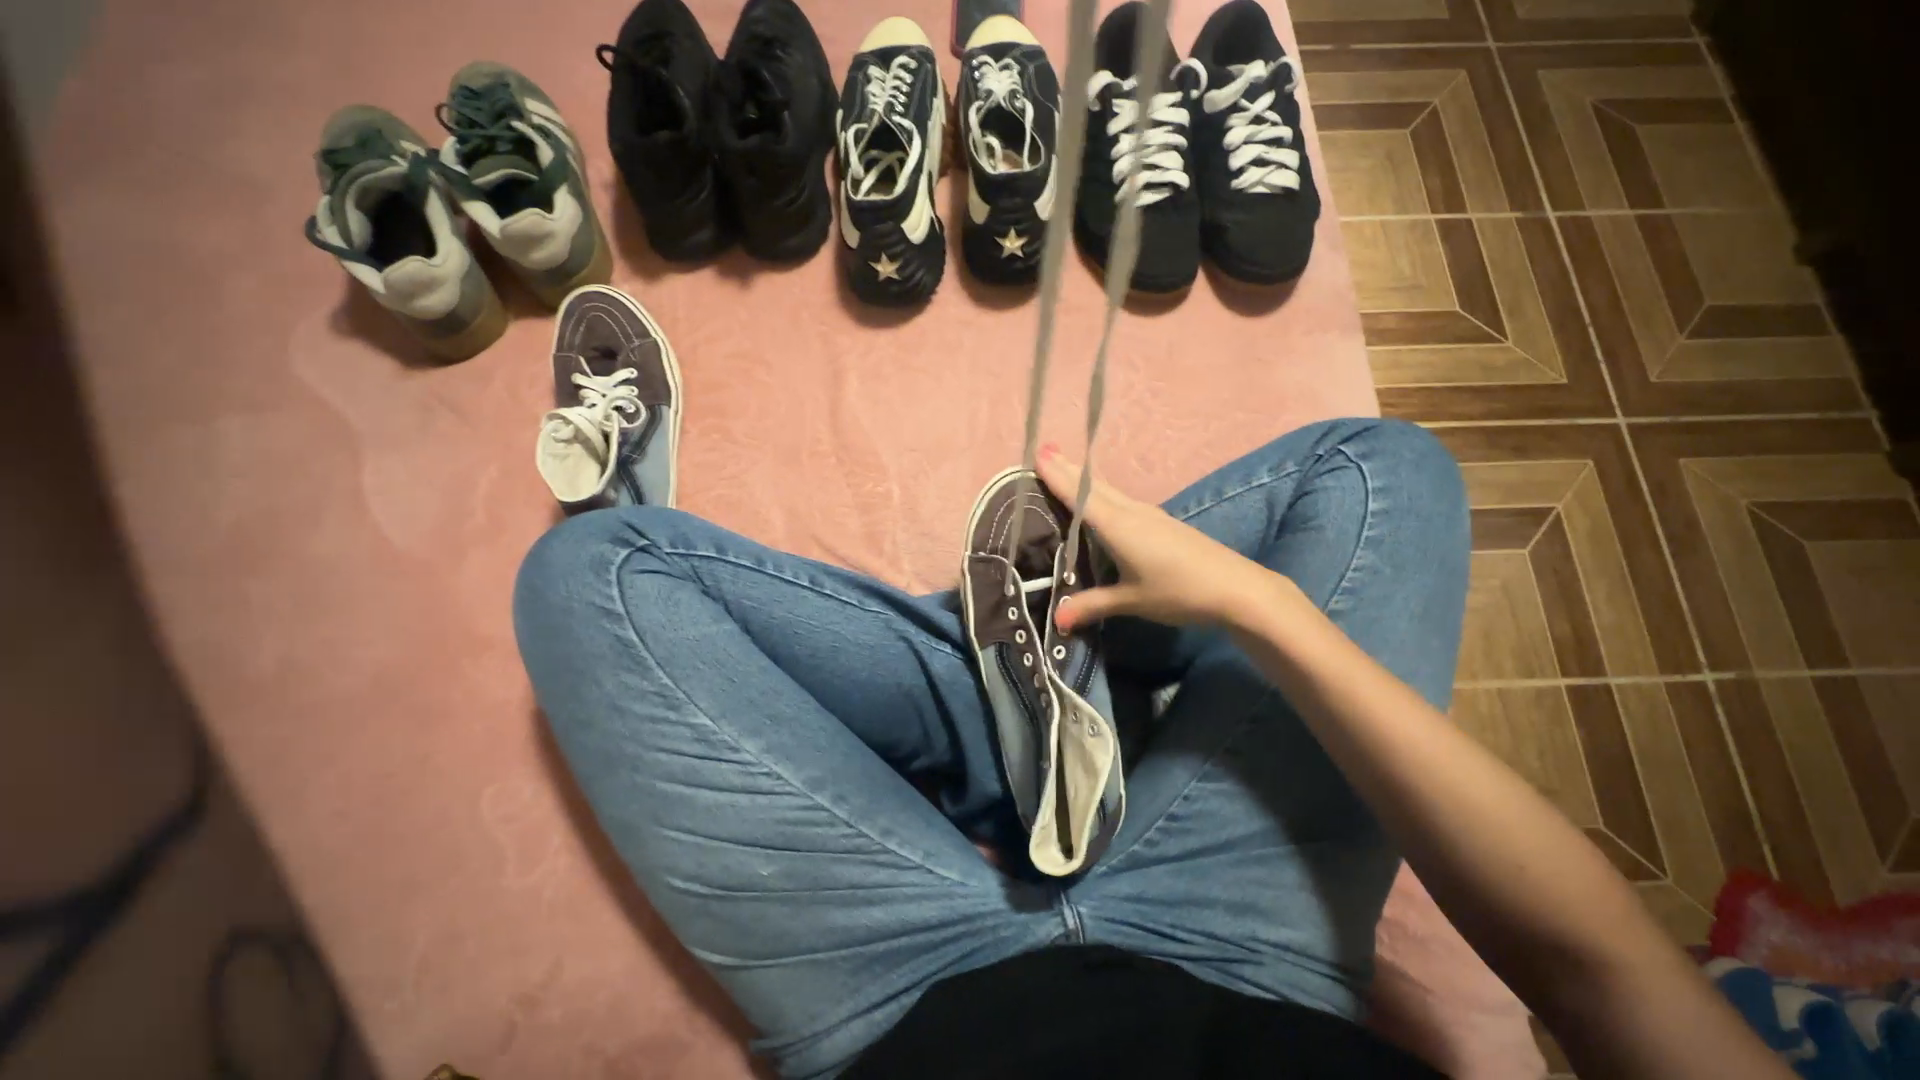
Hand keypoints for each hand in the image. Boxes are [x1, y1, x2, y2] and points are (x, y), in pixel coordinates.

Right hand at [1035, 446, 1288, 633]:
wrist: (1235, 588)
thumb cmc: (1178, 591)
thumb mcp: (1131, 601)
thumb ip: (1093, 605)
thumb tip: (1058, 619)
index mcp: (1118, 526)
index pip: (1080, 496)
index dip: (1058, 476)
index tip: (1037, 453)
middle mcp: (1132, 512)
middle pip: (1094, 486)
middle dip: (1068, 470)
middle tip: (1044, 451)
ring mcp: (1150, 515)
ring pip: (1109, 491)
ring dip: (1085, 480)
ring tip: (1065, 469)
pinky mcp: (1162, 524)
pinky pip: (1122, 501)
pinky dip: (1102, 495)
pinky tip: (1101, 502)